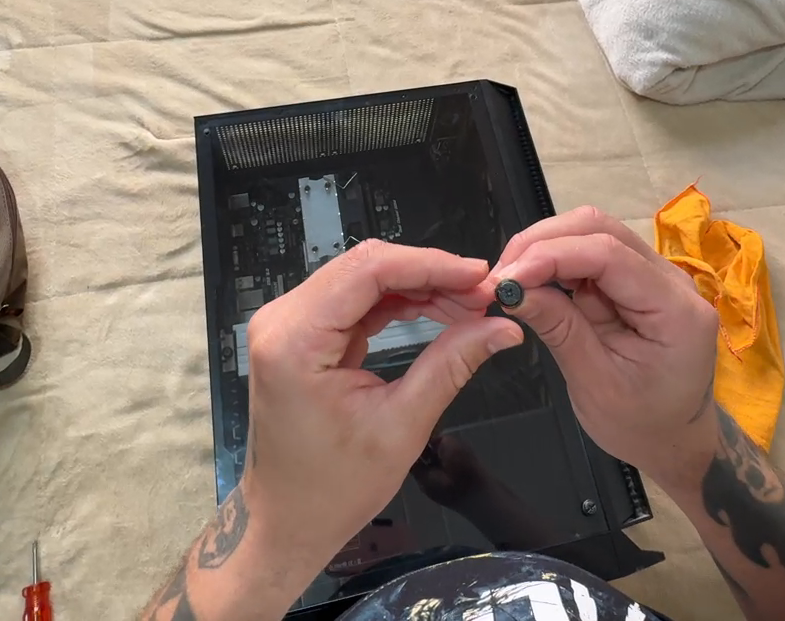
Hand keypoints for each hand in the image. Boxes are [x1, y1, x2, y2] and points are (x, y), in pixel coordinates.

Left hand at [240, 241, 523, 573]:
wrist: (286, 520)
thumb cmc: (329, 488)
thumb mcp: (400, 427)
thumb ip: (451, 365)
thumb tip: (499, 328)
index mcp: (295, 340)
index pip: (368, 270)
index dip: (429, 264)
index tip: (475, 274)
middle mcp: (285, 320)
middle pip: (367, 266)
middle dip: (430, 274)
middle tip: (481, 293)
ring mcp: (292, 322)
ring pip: (366, 277)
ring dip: (419, 285)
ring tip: (468, 303)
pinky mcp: (305, 330)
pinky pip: (359, 298)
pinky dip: (400, 301)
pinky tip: (437, 309)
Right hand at [488, 207, 721, 487]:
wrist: (674, 440)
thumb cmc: (640, 424)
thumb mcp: (595, 384)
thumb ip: (558, 328)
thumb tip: (511, 288)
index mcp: (675, 310)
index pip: (608, 254)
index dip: (552, 255)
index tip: (506, 277)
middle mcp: (671, 278)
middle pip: (600, 228)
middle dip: (543, 242)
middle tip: (502, 274)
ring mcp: (654, 272)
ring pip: (592, 230)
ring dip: (545, 246)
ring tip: (511, 276)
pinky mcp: (634, 276)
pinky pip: (591, 249)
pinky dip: (556, 257)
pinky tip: (532, 277)